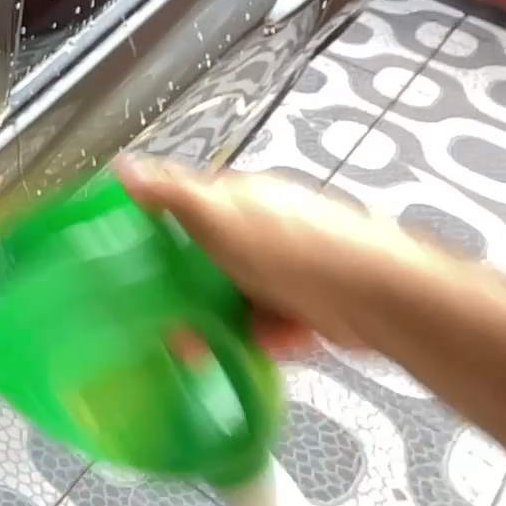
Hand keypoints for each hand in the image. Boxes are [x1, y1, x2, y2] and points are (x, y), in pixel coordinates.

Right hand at [113, 155, 441, 354]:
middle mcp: (268, 224)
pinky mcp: (319, 303)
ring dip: (222, 316)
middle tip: (170, 313)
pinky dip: (265, 332)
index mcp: (242, 196)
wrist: (384, 300)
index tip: (138, 257)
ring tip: (211, 342)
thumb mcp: (212, 212)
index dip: (159, 228)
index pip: (187, 204)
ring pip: (238, 291)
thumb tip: (121, 163)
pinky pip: (274, 318)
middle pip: (209, 254)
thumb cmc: (287, 248)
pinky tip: (263, 341)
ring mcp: (296, 264)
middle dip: (188, 285)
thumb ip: (166, 191)